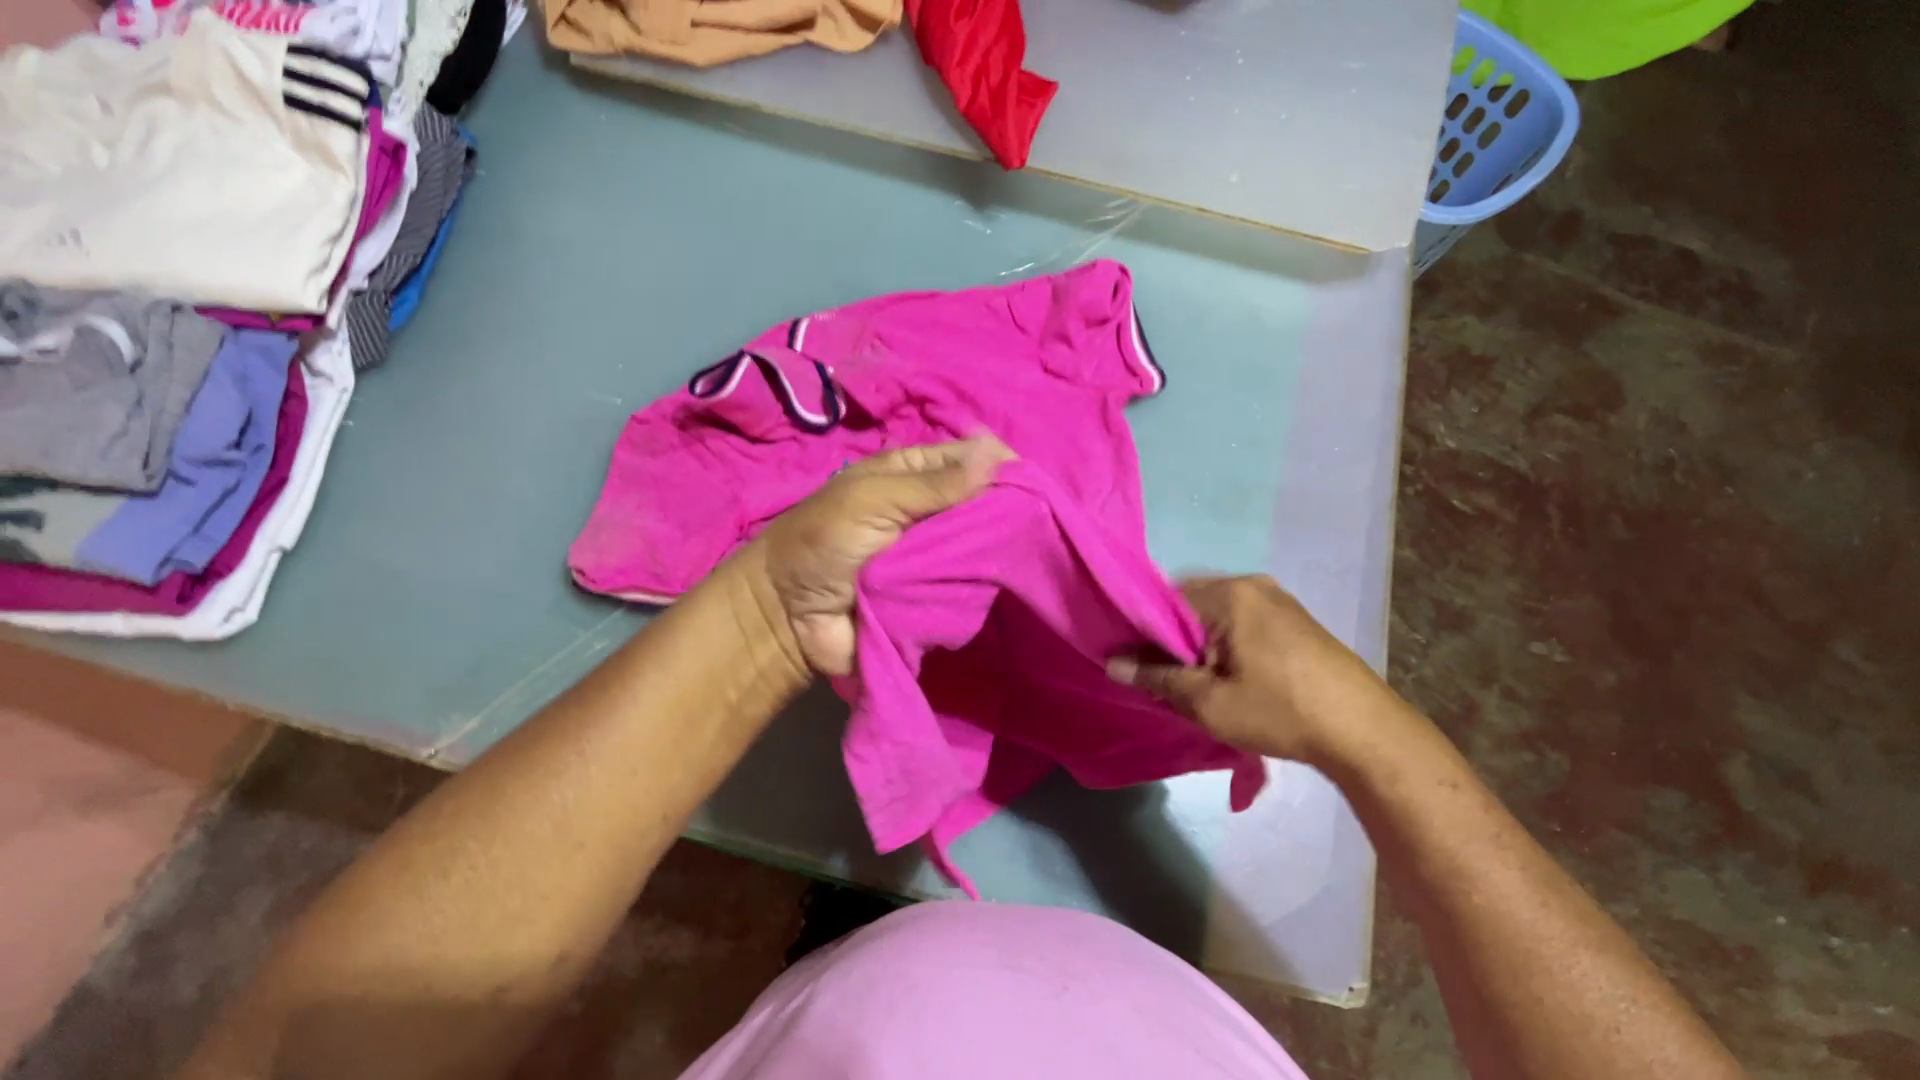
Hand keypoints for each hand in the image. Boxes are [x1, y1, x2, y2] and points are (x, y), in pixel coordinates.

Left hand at [746, 436, 1013, 677]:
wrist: (787, 619)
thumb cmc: (821, 544)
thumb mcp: (874, 501)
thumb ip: (933, 484)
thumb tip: (995, 454)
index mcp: (915, 475)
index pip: (974, 460)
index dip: (1004, 468)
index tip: (1031, 489)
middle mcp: (934, 512)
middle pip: (988, 506)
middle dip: (1009, 515)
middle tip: (1036, 529)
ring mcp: (940, 558)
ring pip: (987, 550)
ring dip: (999, 556)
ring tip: (1026, 561)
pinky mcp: (940, 599)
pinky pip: (975, 592)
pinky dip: (985, 592)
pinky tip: (1007, 590)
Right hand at [1106, 575, 1396, 765]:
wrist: (1364, 731)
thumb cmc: (1280, 711)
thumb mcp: (1208, 702)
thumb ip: (1156, 678)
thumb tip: (1112, 663)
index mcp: (1229, 594)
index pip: (1163, 599)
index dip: (1139, 631)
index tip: (1129, 662)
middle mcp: (1252, 585)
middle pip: (1190, 605)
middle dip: (1170, 640)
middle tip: (1162, 679)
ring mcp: (1278, 601)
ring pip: (1215, 616)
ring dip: (1199, 645)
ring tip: (1194, 684)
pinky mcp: (1295, 621)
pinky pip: (1241, 623)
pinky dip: (1224, 645)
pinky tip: (1227, 679)